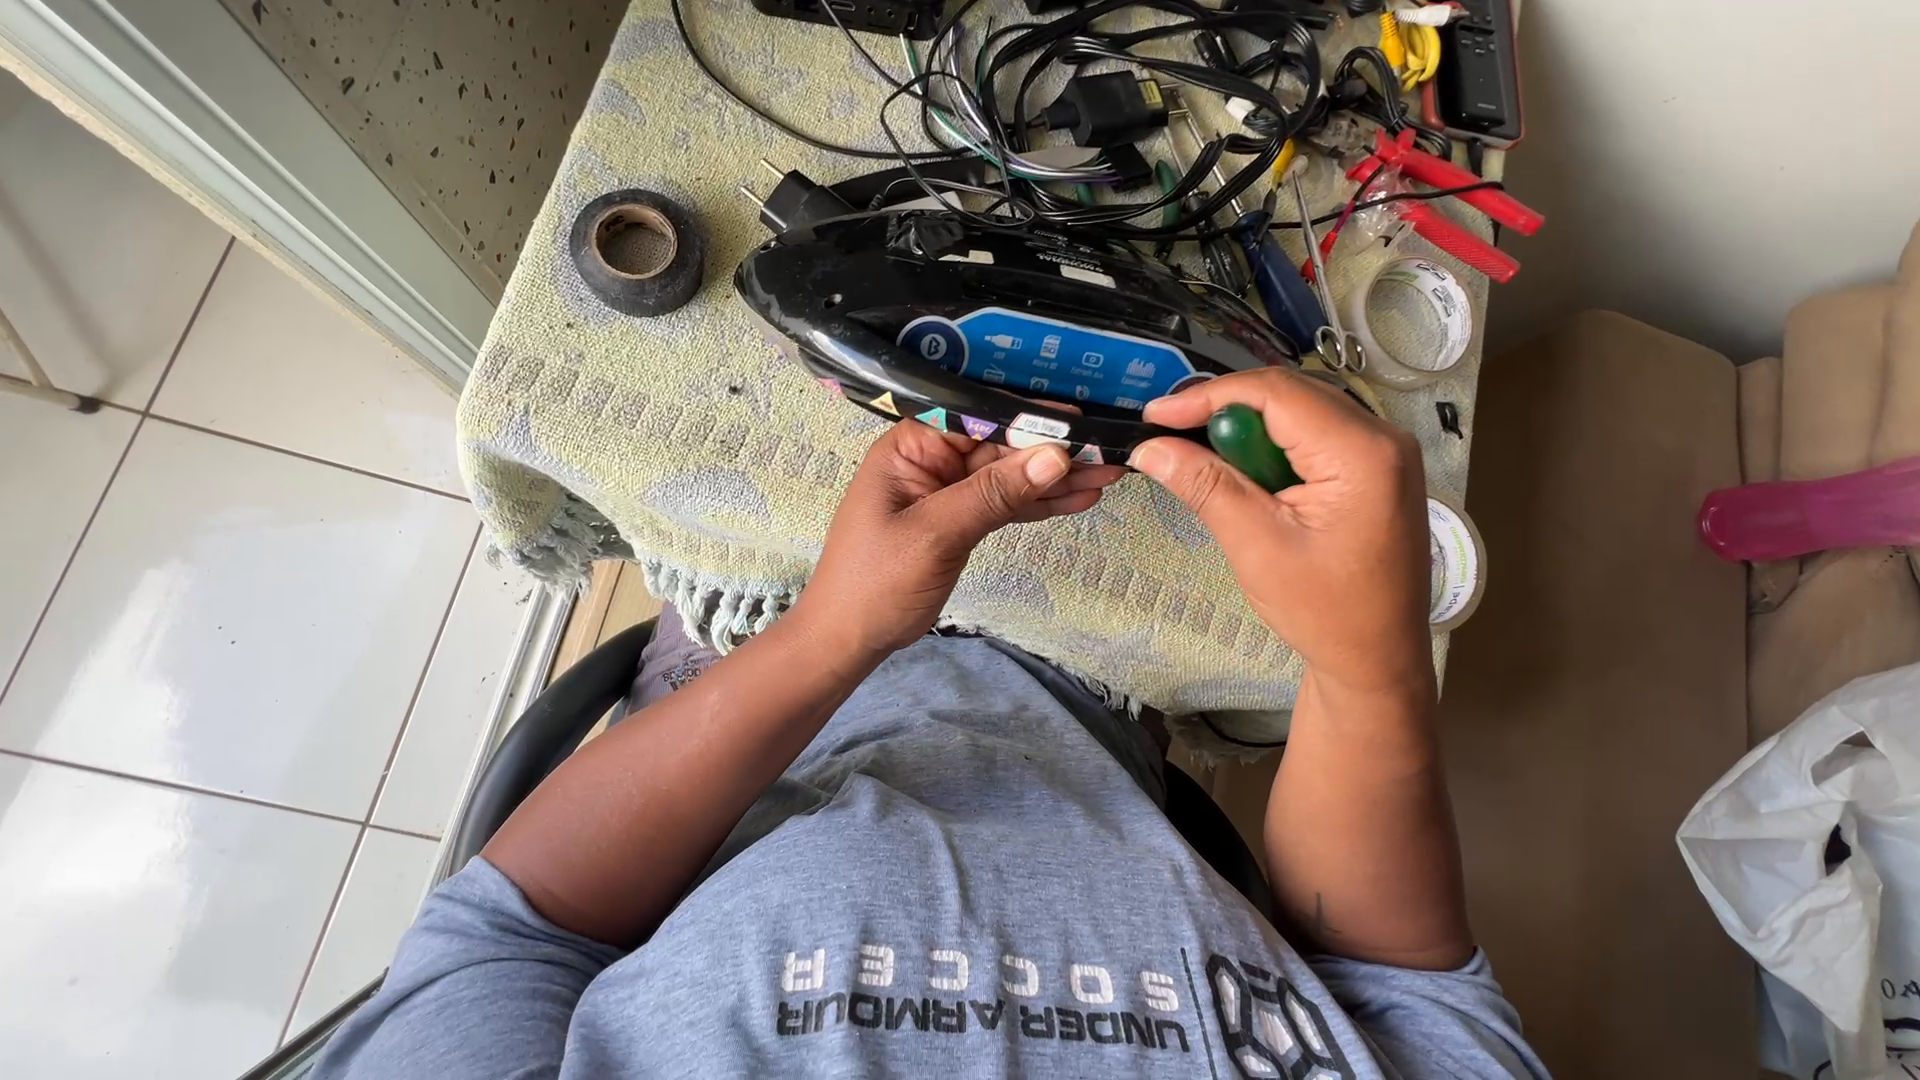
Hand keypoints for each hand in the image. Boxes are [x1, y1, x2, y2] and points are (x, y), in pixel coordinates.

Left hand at [794, 419, 1126, 658]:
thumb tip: (1054, 455)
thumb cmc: (876, 582)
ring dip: (1056, 478)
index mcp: (912, 447)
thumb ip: (994, 493)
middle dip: (1053, 450)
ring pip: (1010, 476)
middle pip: (1001, 445)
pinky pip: (1006, 504)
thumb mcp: (936, 533)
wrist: (850, 638)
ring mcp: (948, 490)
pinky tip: (1079, 500)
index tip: (1080, 422)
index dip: (1029, 418)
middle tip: (1110, 452)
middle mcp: (932, 459)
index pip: (977, 416)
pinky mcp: (961, 520)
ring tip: (1109, 475)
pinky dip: (1040, 505)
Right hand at [1129, 369, 1433, 700]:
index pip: (1275, 393)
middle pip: (1289, 395)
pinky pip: (1313, 436)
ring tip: (1200, 457)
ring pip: (1298, 412)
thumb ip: (1205, 486)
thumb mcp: (1256, 546)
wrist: (1377, 658)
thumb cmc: (1323, 610)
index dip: (1209, 396)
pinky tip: (1244, 474)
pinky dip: (1270, 448)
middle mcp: (1383, 437)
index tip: (1157, 416)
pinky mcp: (1374, 469)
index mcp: (1362, 452)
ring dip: (1245, 431)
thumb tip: (1151, 447)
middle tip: (1170, 435)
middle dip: (1224, 411)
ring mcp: (1384, 452)